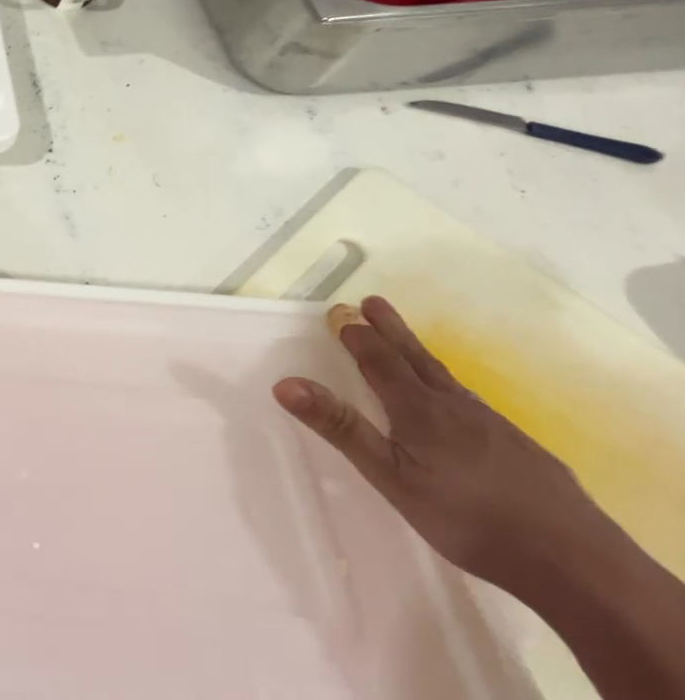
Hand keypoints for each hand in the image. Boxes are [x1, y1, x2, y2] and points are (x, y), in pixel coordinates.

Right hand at [273, 296, 621, 596]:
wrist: (575, 560)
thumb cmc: (466, 518)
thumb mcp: (389, 476)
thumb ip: (340, 428)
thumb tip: (285, 383)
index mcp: (420, 411)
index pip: (380, 362)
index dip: (356, 336)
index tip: (338, 312)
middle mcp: (456, 407)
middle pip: (416, 359)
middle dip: (390, 330)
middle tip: (372, 302)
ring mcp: (493, 426)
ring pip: (446, 379)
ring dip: (418, 355)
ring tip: (404, 344)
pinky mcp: (519, 447)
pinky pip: (471, 403)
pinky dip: (448, 386)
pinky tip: (454, 405)